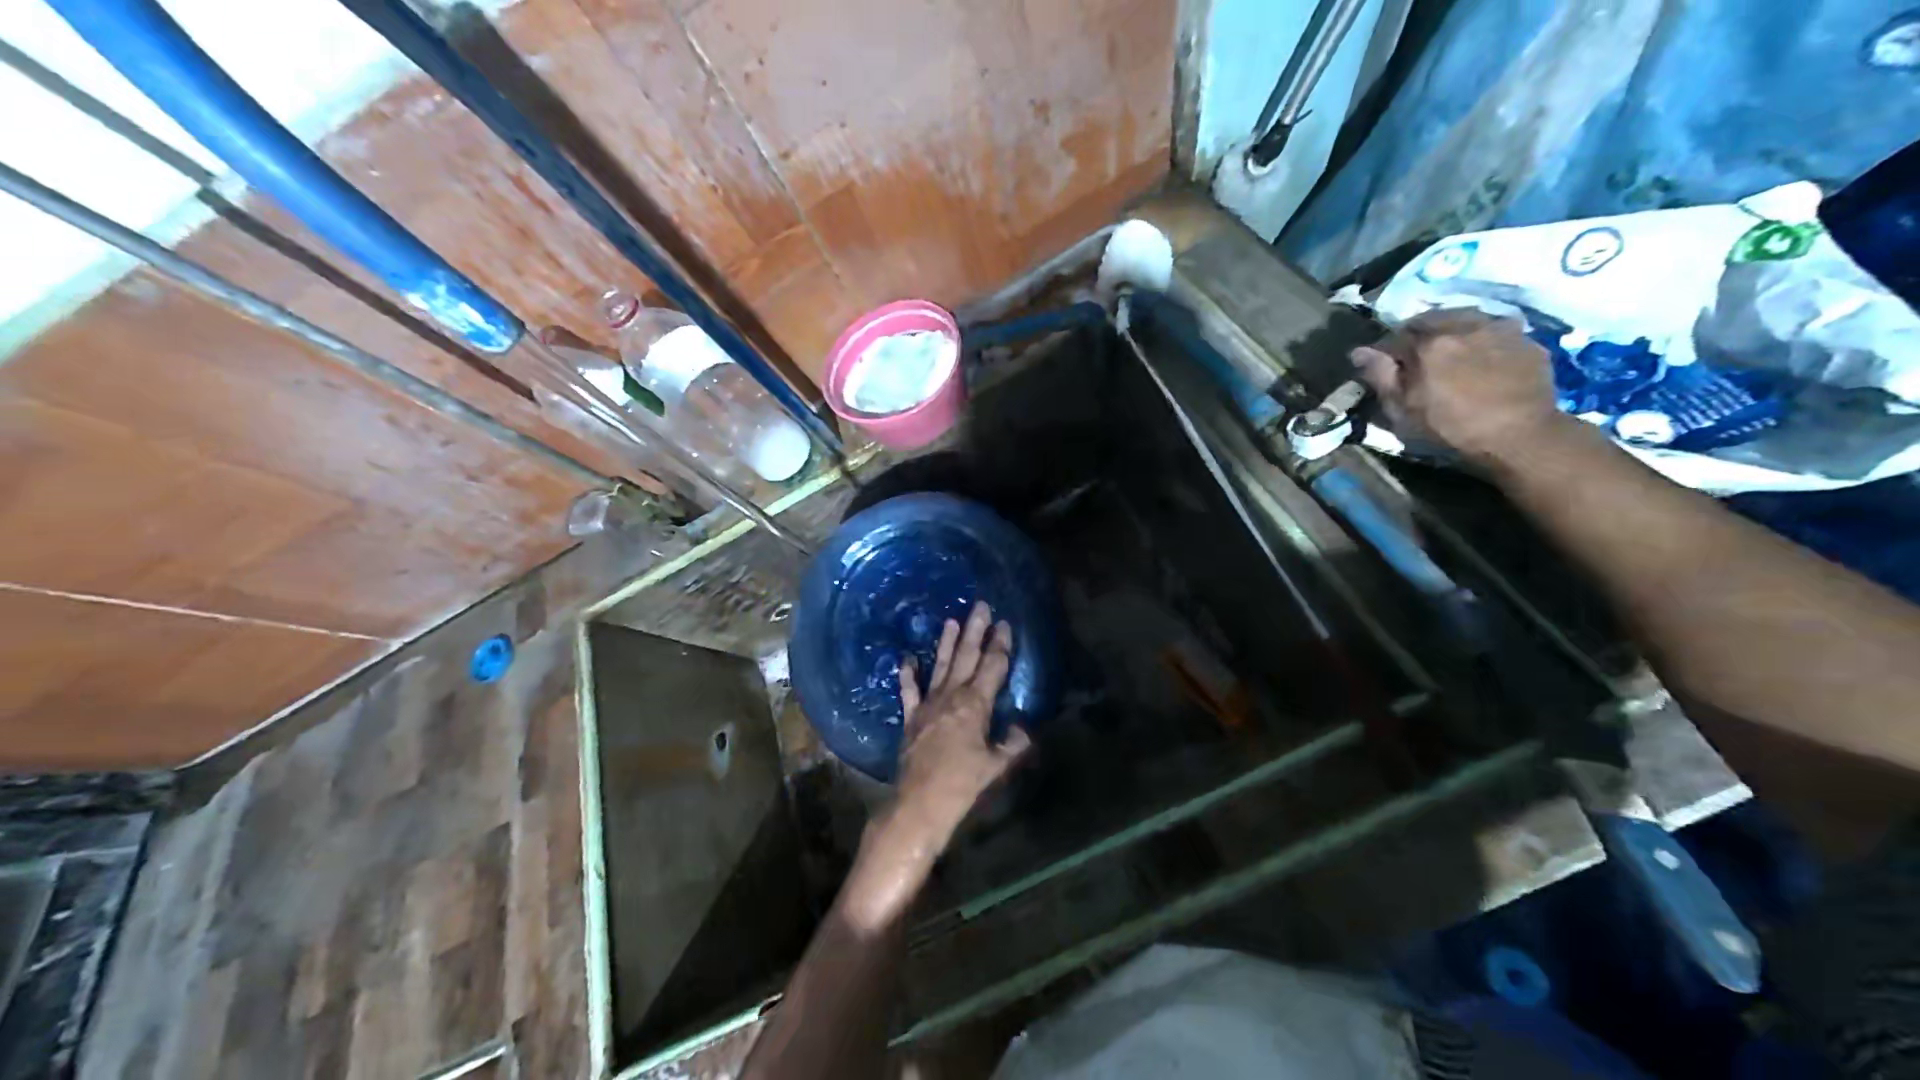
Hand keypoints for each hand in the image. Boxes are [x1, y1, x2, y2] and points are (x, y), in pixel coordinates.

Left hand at [838, 602, 1030, 932]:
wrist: (920, 803)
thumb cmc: (963, 785)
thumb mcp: (996, 767)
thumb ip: (1012, 745)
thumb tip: (1023, 730)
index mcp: (976, 705)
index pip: (993, 667)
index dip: (1001, 644)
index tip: (1005, 624)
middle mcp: (952, 696)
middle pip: (967, 656)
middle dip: (976, 630)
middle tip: (981, 605)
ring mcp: (928, 704)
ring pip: (941, 665)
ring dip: (948, 642)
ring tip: (953, 619)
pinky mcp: (911, 717)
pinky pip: (908, 690)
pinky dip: (907, 673)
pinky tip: (907, 658)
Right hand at [1352, 309, 1573, 466]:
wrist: (1521, 437)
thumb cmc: (1451, 429)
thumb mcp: (1403, 410)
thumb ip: (1380, 376)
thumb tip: (1359, 352)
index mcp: (1429, 344)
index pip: (1395, 336)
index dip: (1385, 351)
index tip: (1383, 366)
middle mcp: (1464, 326)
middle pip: (1432, 319)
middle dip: (1419, 334)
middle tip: (1417, 357)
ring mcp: (1500, 329)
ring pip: (1466, 318)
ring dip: (1452, 330)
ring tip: (1452, 352)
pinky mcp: (1527, 340)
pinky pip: (1496, 331)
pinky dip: (1483, 340)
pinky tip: (1483, 360)